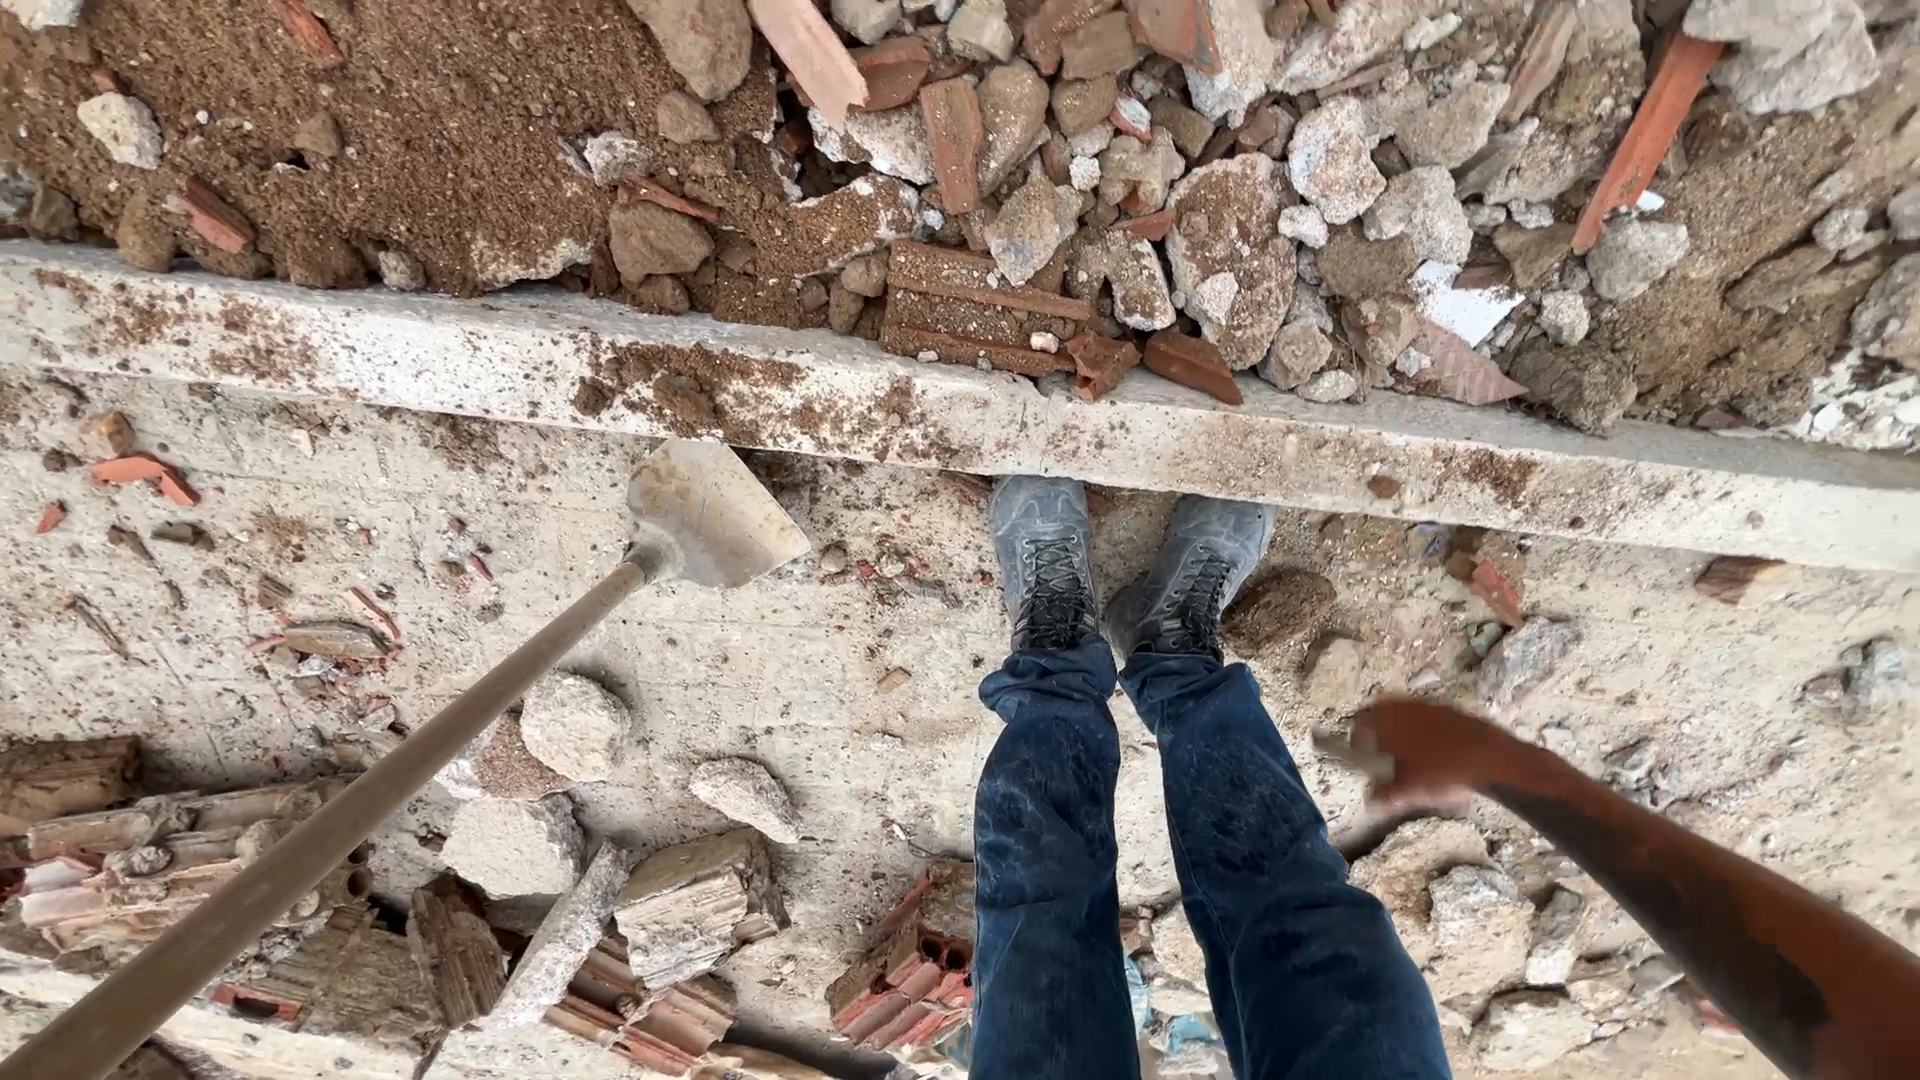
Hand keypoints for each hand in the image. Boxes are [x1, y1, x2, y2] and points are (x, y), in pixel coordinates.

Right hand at [1346, 698, 1522, 810]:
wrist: (1494, 759)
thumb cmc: (1441, 772)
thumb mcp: (1409, 789)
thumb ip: (1385, 793)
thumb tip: (1371, 800)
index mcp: (1384, 720)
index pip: (1359, 723)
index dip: (1358, 741)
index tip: (1364, 756)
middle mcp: (1402, 706)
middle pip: (1382, 714)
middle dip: (1381, 732)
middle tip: (1386, 753)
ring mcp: (1428, 705)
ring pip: (1407, 715)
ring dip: (1405, 730)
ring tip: (1414, 754)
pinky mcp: (1452, 710)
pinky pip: (1430, 718)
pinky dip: (1429, 731)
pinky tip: (1440, 752)